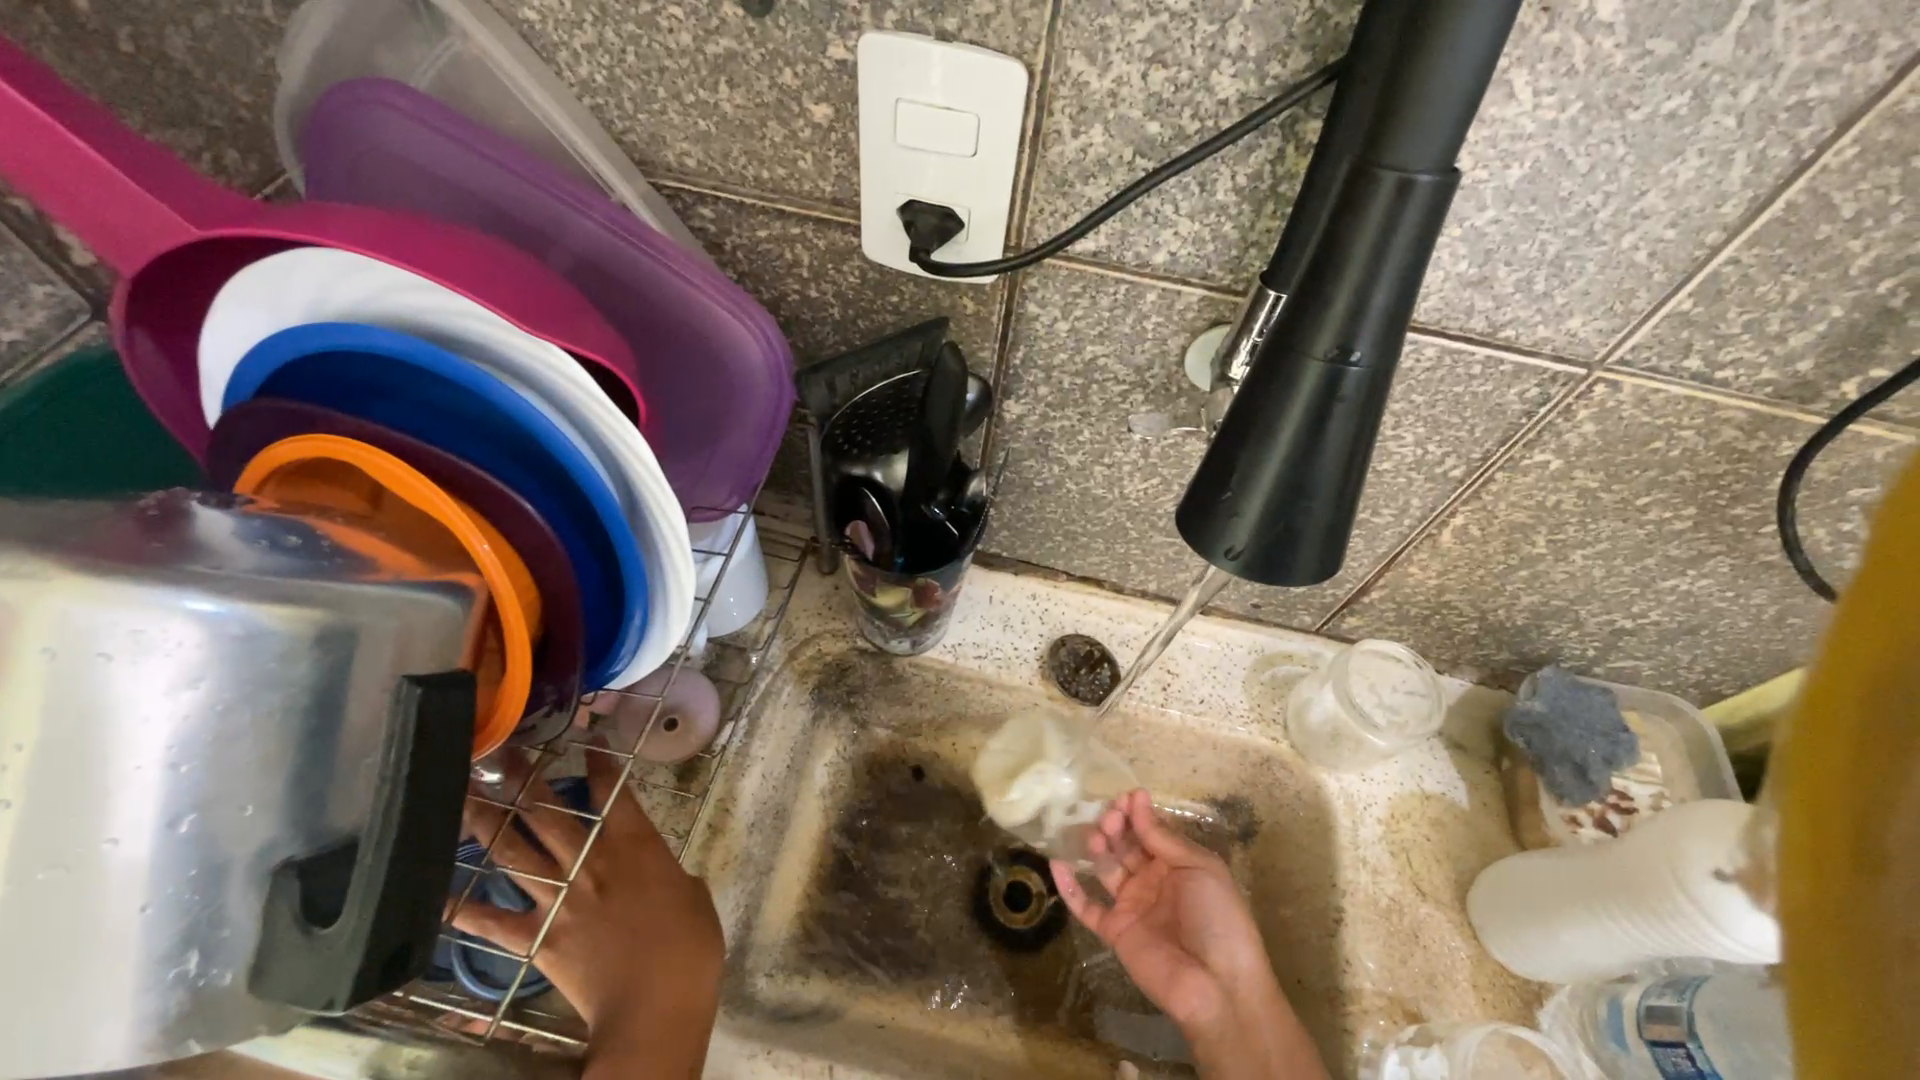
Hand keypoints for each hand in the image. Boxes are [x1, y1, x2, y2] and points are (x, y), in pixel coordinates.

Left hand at [454, 746, 722, 1077]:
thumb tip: (660, 873)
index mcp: (636, 845)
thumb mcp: (694, 896)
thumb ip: (670, 874)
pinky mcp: (536, 937)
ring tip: (463, 796)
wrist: (655, 1007)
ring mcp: (558, 898)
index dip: (598, 760)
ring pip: (513, 851)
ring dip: (484, 823)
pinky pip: (491, 921)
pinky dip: (463, 910)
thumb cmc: (689, 948)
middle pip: (548, 810)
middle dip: (524, 777)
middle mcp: (590, 861)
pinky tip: (438, 896)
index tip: (586, 737)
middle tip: (502, 753)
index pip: (612, 790)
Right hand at [1051, 790, 1326, 1079]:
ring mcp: (1131, 906)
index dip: (1138, 813)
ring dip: (1097, 847)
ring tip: (1095, 835)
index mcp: (1178, 864)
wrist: (1217, 984)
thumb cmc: (1218, 918)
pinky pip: (1086, 906)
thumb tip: (1137, 800)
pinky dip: (1070, 887)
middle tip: (1110, 817)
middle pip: (1126, 845)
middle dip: (1117, 826)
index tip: (1126, 797)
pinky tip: (1057, 864)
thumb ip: (1164, 838)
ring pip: (1106, 867)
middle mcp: (1153, 881)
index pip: (1151, 831)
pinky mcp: (1114, 931)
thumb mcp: (1200, 867)